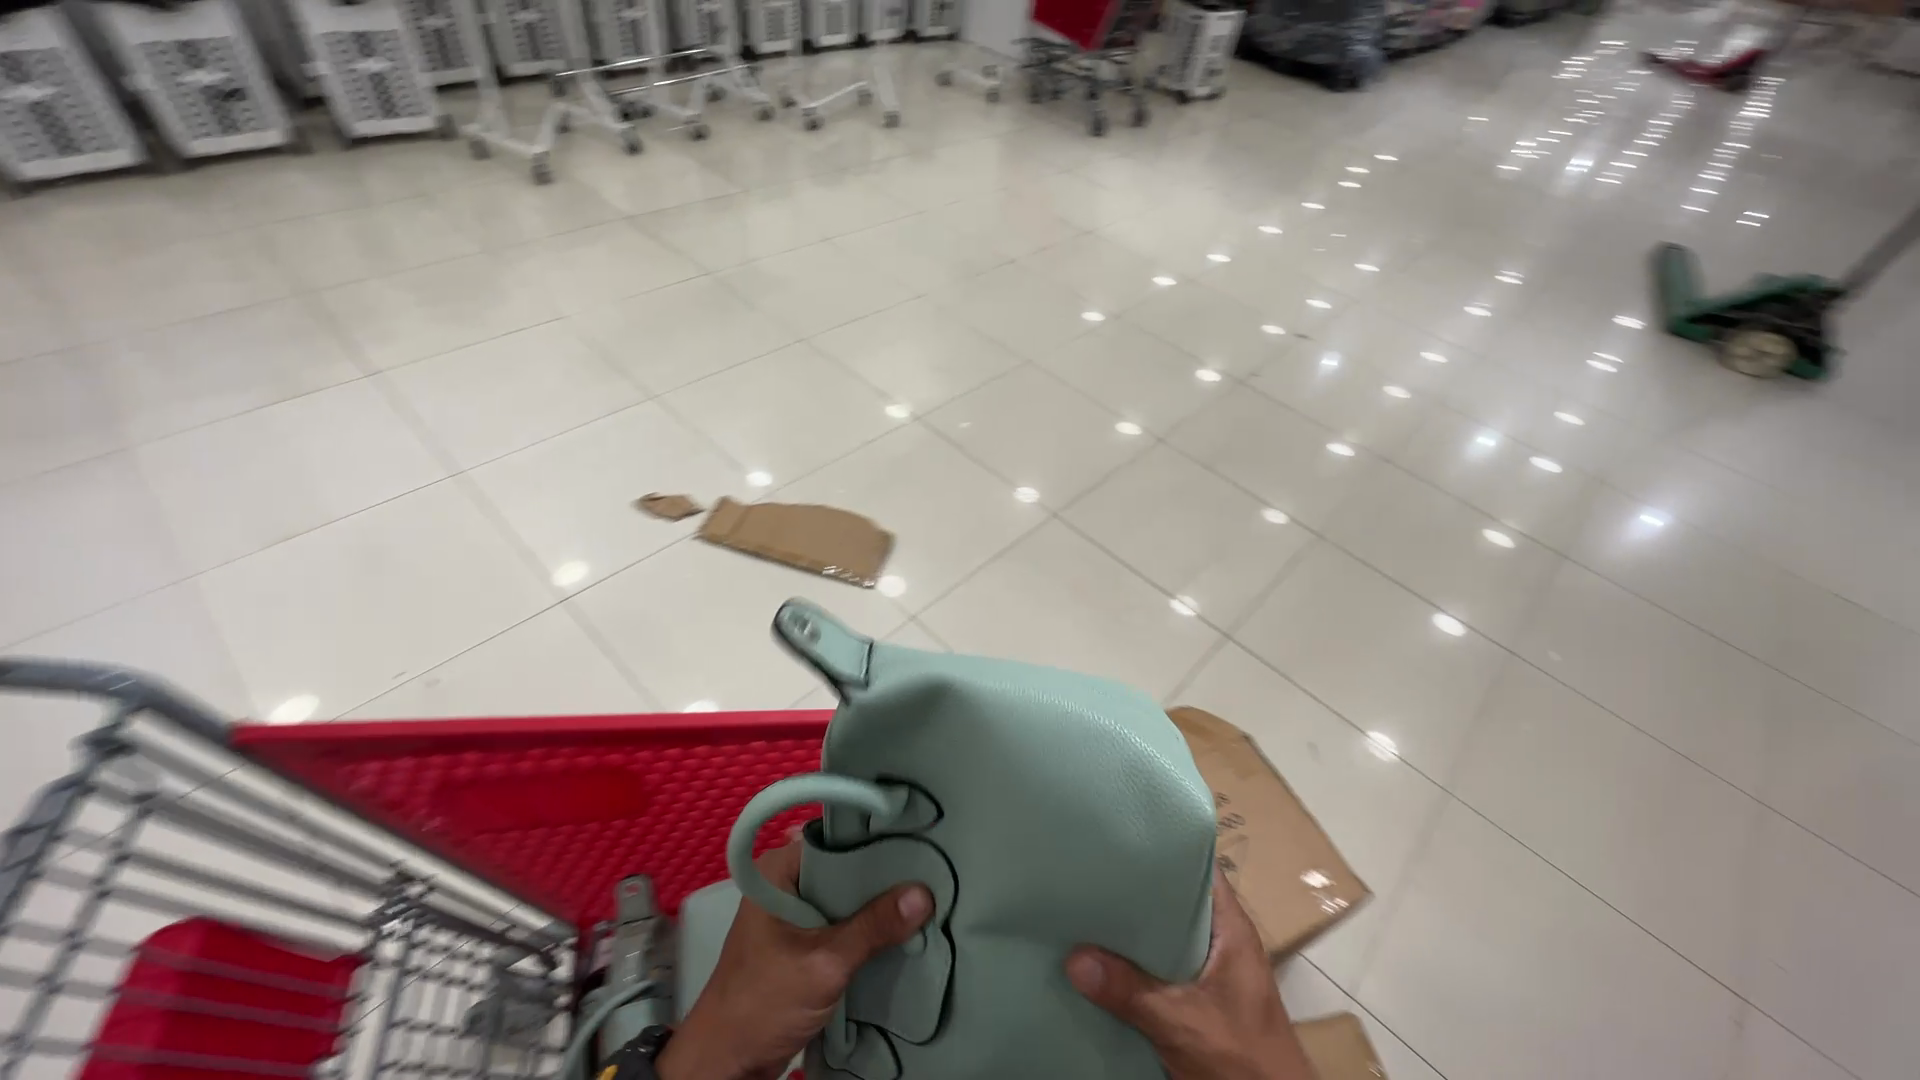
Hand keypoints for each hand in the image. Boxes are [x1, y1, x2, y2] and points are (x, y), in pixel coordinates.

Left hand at [658, 839, 933, 1079]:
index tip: (919, 843)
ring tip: (926, 898)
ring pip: (847, 898)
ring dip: (878, 906)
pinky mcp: (805, 942)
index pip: (837, 839)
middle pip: (845, 868)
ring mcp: (795, 915)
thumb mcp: (824, 963)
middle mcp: (786, 883)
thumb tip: (924, 894)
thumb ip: (872, 928)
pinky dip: (868, 929)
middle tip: (931, 873)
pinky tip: (903, 929)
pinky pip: (844, 923)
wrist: (729, 1063)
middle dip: (883, 877)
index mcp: (779, 870)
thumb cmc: (762, 1003)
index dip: (876, 842)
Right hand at [1065, 871, 1313, 1079]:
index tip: (1123, 835)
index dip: (1165, 848)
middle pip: (1175, 899)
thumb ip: (1130, 991)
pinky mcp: (1200, 998)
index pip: (1200, 867)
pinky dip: (1135, 961)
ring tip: (1087, 906)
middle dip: (1136, 888)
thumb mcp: (1182, 1021)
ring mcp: (1212, 970)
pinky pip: (1161, 965)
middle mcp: (1222, 940)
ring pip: (1165, 934)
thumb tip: (1072, 957)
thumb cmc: (1243, 1057)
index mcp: (1231, 928)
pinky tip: (1101, 957)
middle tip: (1091, 868)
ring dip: (1132, 928)